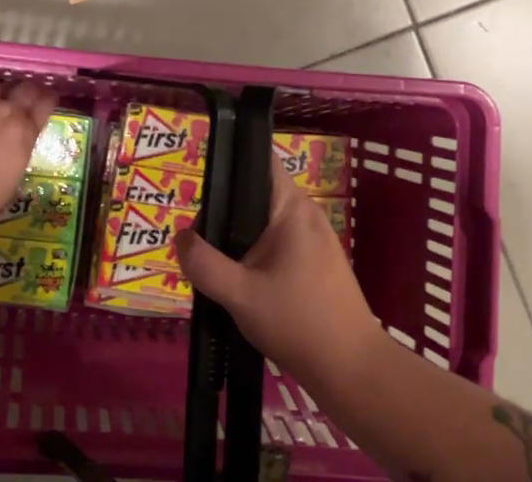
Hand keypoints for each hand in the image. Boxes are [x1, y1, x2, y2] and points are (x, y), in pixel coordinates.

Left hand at [0, 80, 58, 226]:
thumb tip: (12, 149)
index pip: (45, 104)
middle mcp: (5, 110)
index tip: (48, 97)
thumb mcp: (14, 176)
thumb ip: (17, 153)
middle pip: (23, 88)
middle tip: (22, 94)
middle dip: (25, 89)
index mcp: (25, 131)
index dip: (47, 98)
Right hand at [175, 156, 383, 388]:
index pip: (260, 160)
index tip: (201, 186)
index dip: (229, 163)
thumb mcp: (239, 294)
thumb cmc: (298, 322)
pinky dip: (256, 255)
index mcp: (292, 207)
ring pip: (264, 223)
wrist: (352, 371)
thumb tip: (180, 237)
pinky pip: (278, 244)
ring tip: (216, 266)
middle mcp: (306, 214)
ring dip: (238, 239)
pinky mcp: (318, 264)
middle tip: (200, 243)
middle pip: (255, 195)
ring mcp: (316, 239)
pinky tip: (241, 283)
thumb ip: (204, 264)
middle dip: (225, 214)